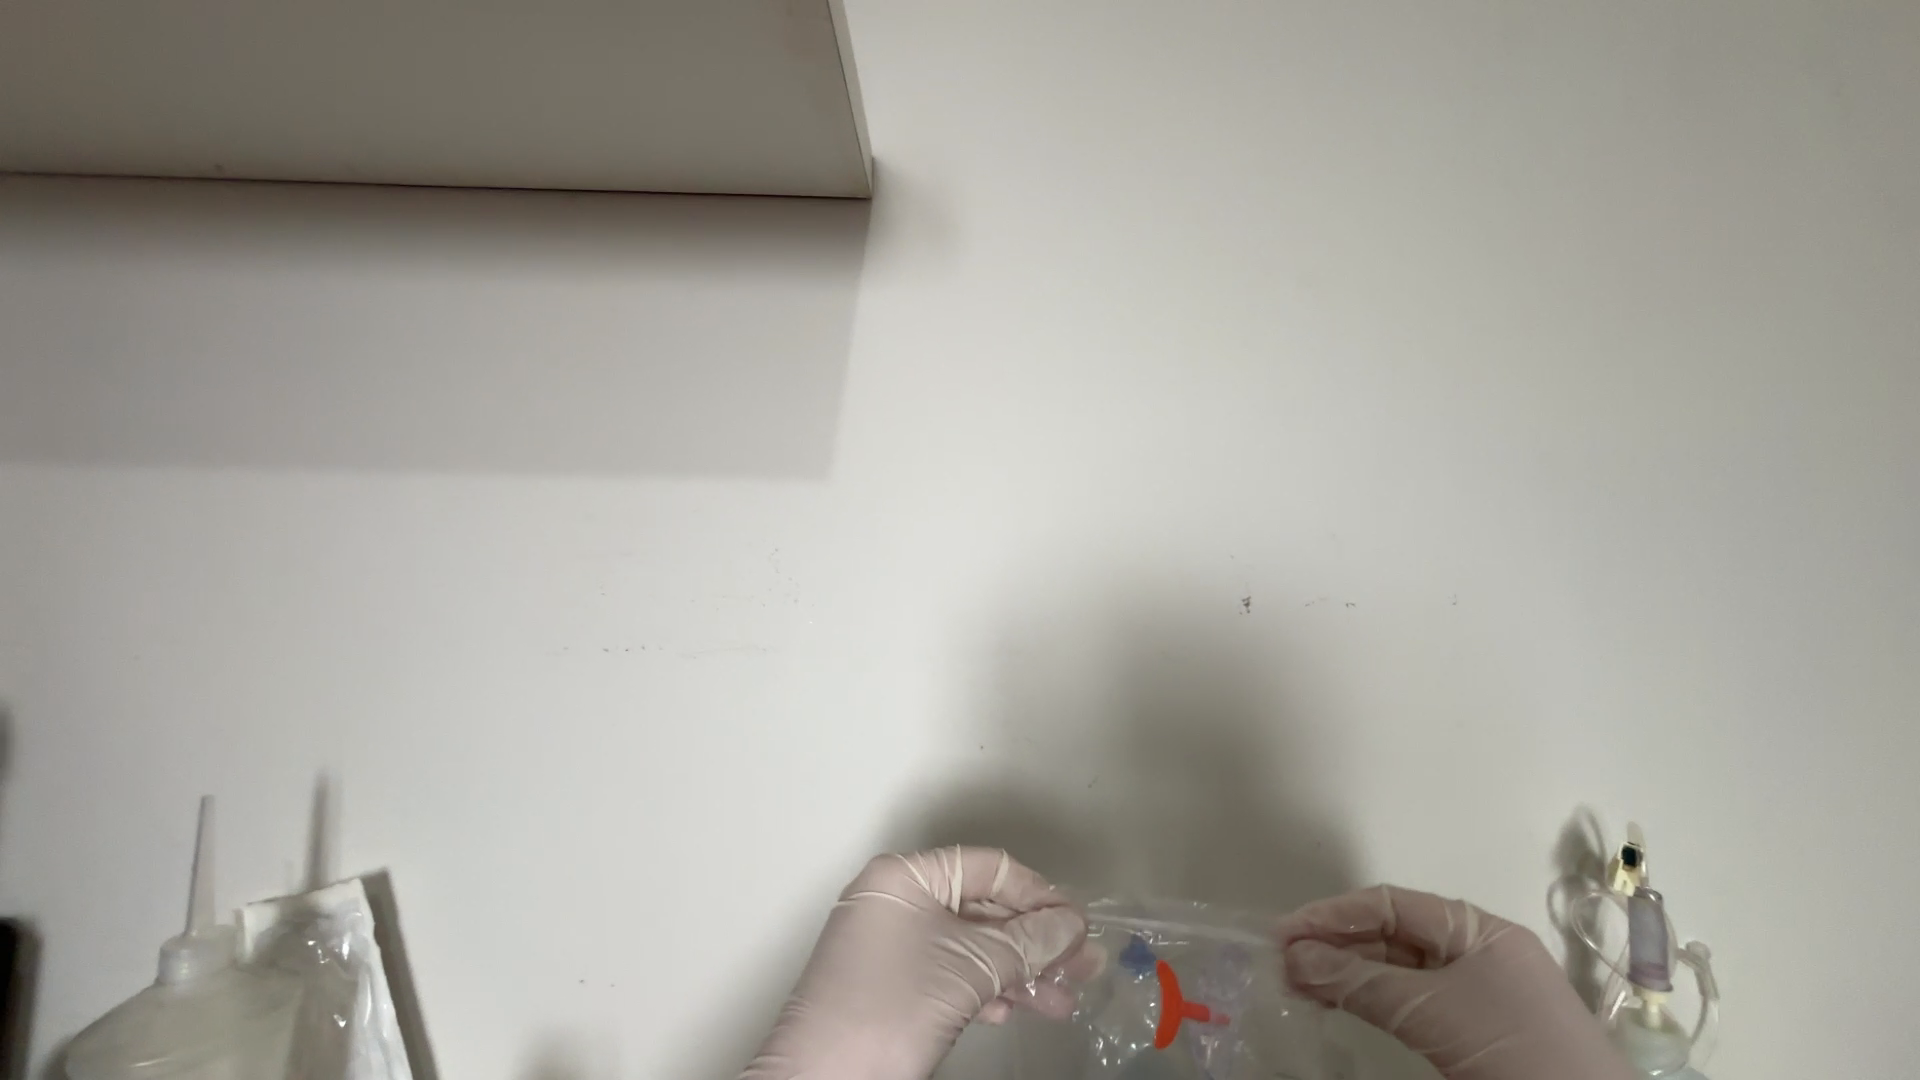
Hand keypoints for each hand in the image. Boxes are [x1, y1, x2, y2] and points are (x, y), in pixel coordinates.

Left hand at [739, 847, 1087, 1079]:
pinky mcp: (891, 984)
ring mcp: (892, 943)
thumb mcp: (969, 969)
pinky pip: (950, 972)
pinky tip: (1017, 1010)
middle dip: (1035, 939)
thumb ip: (1027, 942)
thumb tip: (1072, 924)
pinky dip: (986, 989)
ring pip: (970, 945)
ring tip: (1063, 999)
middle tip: (1083, 966)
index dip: (1037, 893)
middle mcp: (898, 898)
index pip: (987, 867)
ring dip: (1018, 971)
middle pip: (982, 908)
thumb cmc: (892, 1007)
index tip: (1078, 926)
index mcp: (906, 875)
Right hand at [1277, 885, 1636, 1079]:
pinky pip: (1412, 1001)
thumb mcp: (1428, 1011)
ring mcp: (1480, 994)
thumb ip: (1356, 979)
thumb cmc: (1511, 1051)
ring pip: (1398, 969)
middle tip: (1284, 961)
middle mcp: (1478, 951)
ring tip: (1300, 984)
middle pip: (1391, 934)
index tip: (1285, 932)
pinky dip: (1372, 1000)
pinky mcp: (1476, 1033)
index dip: (1333, 914)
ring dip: (1347, 974)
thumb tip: (1293, 956)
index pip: (1389, 904)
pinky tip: (1338, 1003)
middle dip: (1335, 945)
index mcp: (1477, 929)